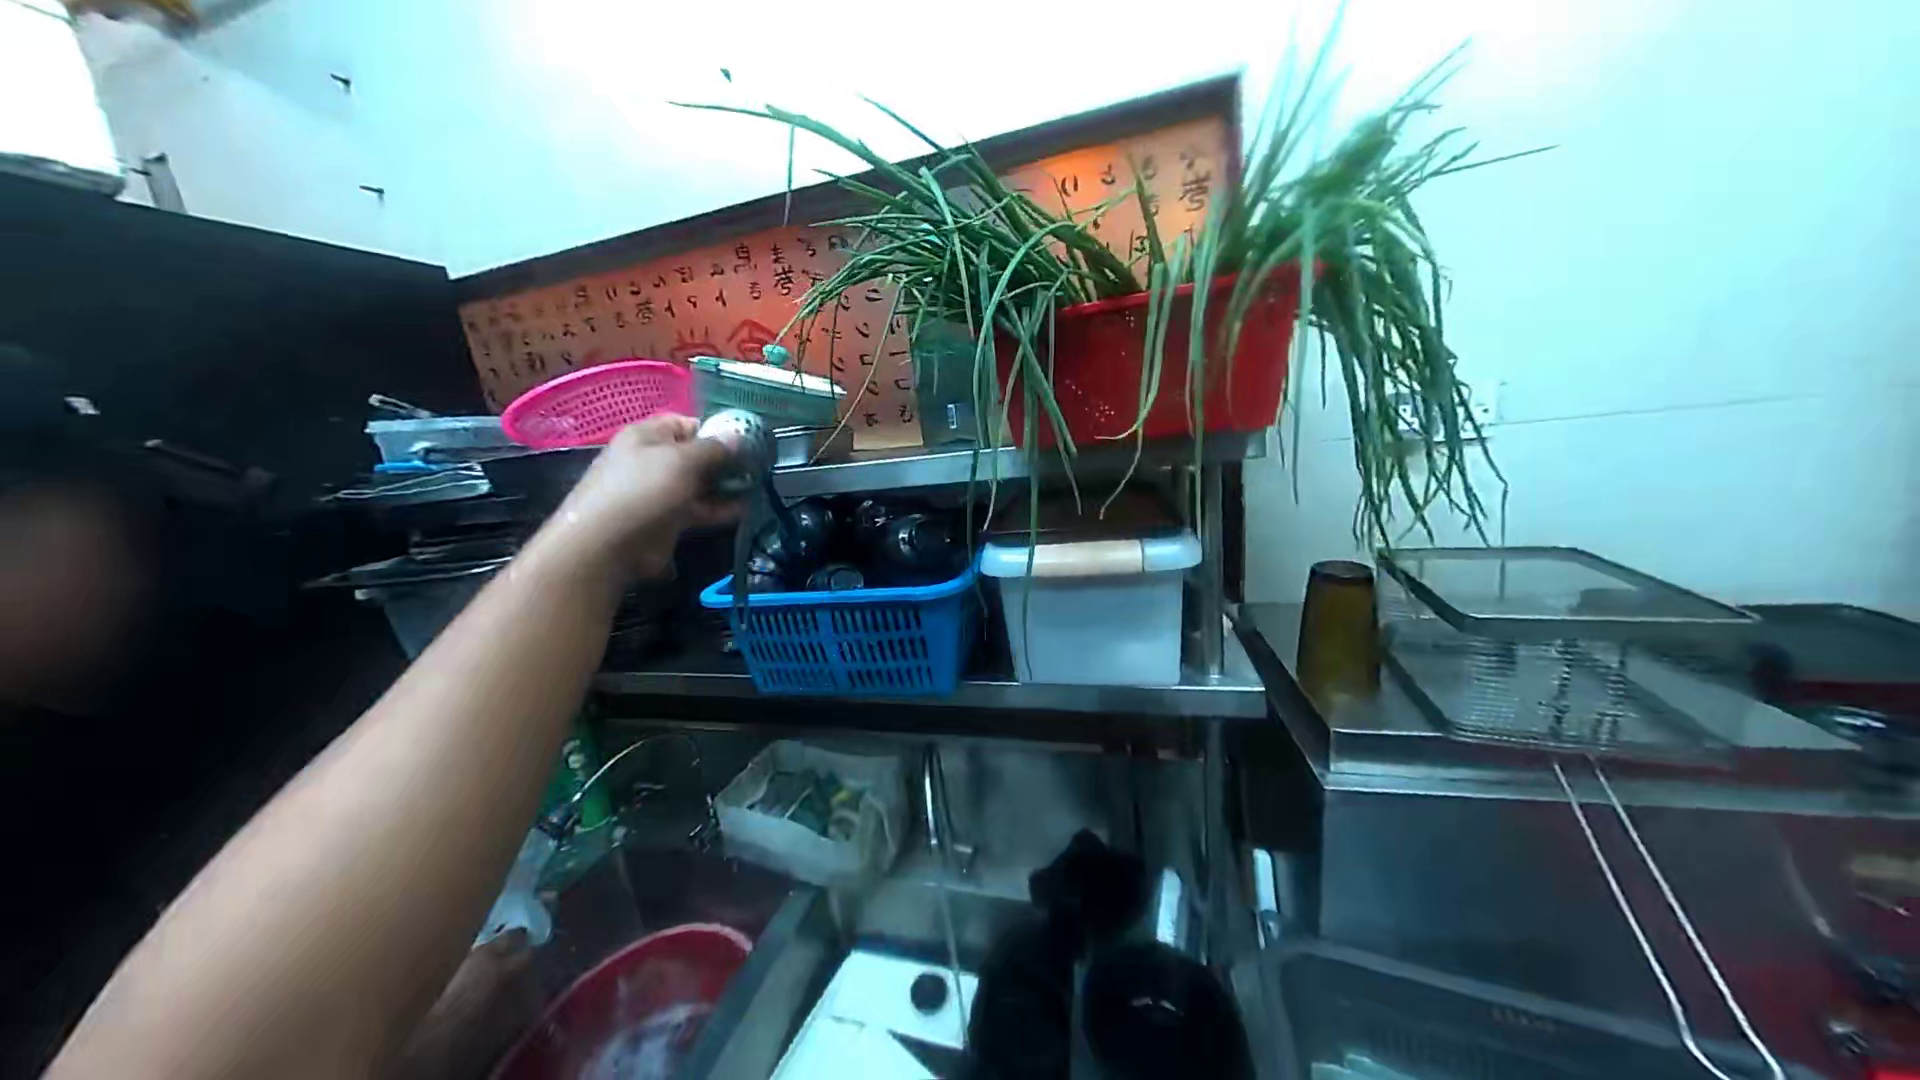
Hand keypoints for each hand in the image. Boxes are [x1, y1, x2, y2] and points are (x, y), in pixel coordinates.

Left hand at [530, 415, 740, 587]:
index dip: (716, 430)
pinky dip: (719, 510)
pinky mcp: (668, 521)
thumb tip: (739, 436)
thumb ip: (715, 448)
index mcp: (647, 436)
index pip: (687, 423)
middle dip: (726, 460)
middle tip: (758, 467)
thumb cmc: (644, 490)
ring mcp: (660, 492)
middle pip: (696, 455)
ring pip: (700, 484)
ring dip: (726, 486)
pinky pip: (699, 510)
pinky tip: (744, 510)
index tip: (747, 442)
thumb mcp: (683, 461)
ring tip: (756, 488)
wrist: (608, 545)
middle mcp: (653, 461)